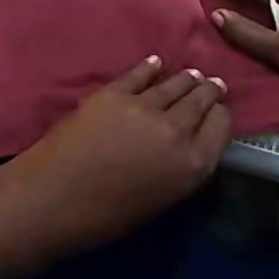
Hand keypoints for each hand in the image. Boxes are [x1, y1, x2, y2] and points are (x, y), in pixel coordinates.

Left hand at [3, 57, 231, 247]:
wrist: (57, 196)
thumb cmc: (108, 216)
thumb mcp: (162, 199)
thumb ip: (179, 168)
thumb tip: (182, 146)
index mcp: (193, 164)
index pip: (220, 126)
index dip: (220, 116)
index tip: (218, 110)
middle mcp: (176, 130)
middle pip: (199, 101)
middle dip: (207, 91)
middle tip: (213, 84)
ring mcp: (143, 107)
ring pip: (173, 85)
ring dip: (185, 79)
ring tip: (192, 74)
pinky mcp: (113, 93)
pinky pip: (138, 75)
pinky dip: (149, 68)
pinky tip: (155, 63)